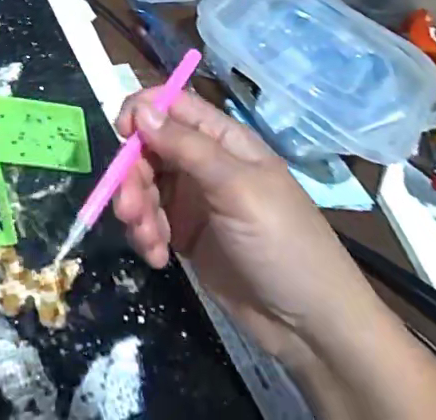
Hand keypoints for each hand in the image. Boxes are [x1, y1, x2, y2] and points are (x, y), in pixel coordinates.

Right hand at [111, 90, 375, 348]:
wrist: (312, 329)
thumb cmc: (283, 244)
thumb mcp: (237, 189)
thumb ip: (186, 147)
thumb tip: (141, 110)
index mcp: (223, 140)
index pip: (172, 106)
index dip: (142, 112)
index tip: (123, 134)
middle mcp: (204, 163)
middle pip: (149, 148)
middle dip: (132, 175)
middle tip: (129, 208)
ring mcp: (193, 199)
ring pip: (144, 186)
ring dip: (136, 210)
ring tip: (148, 241)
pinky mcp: (185, 234)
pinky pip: (150, 221)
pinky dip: (146, 235)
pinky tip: (158, 258)